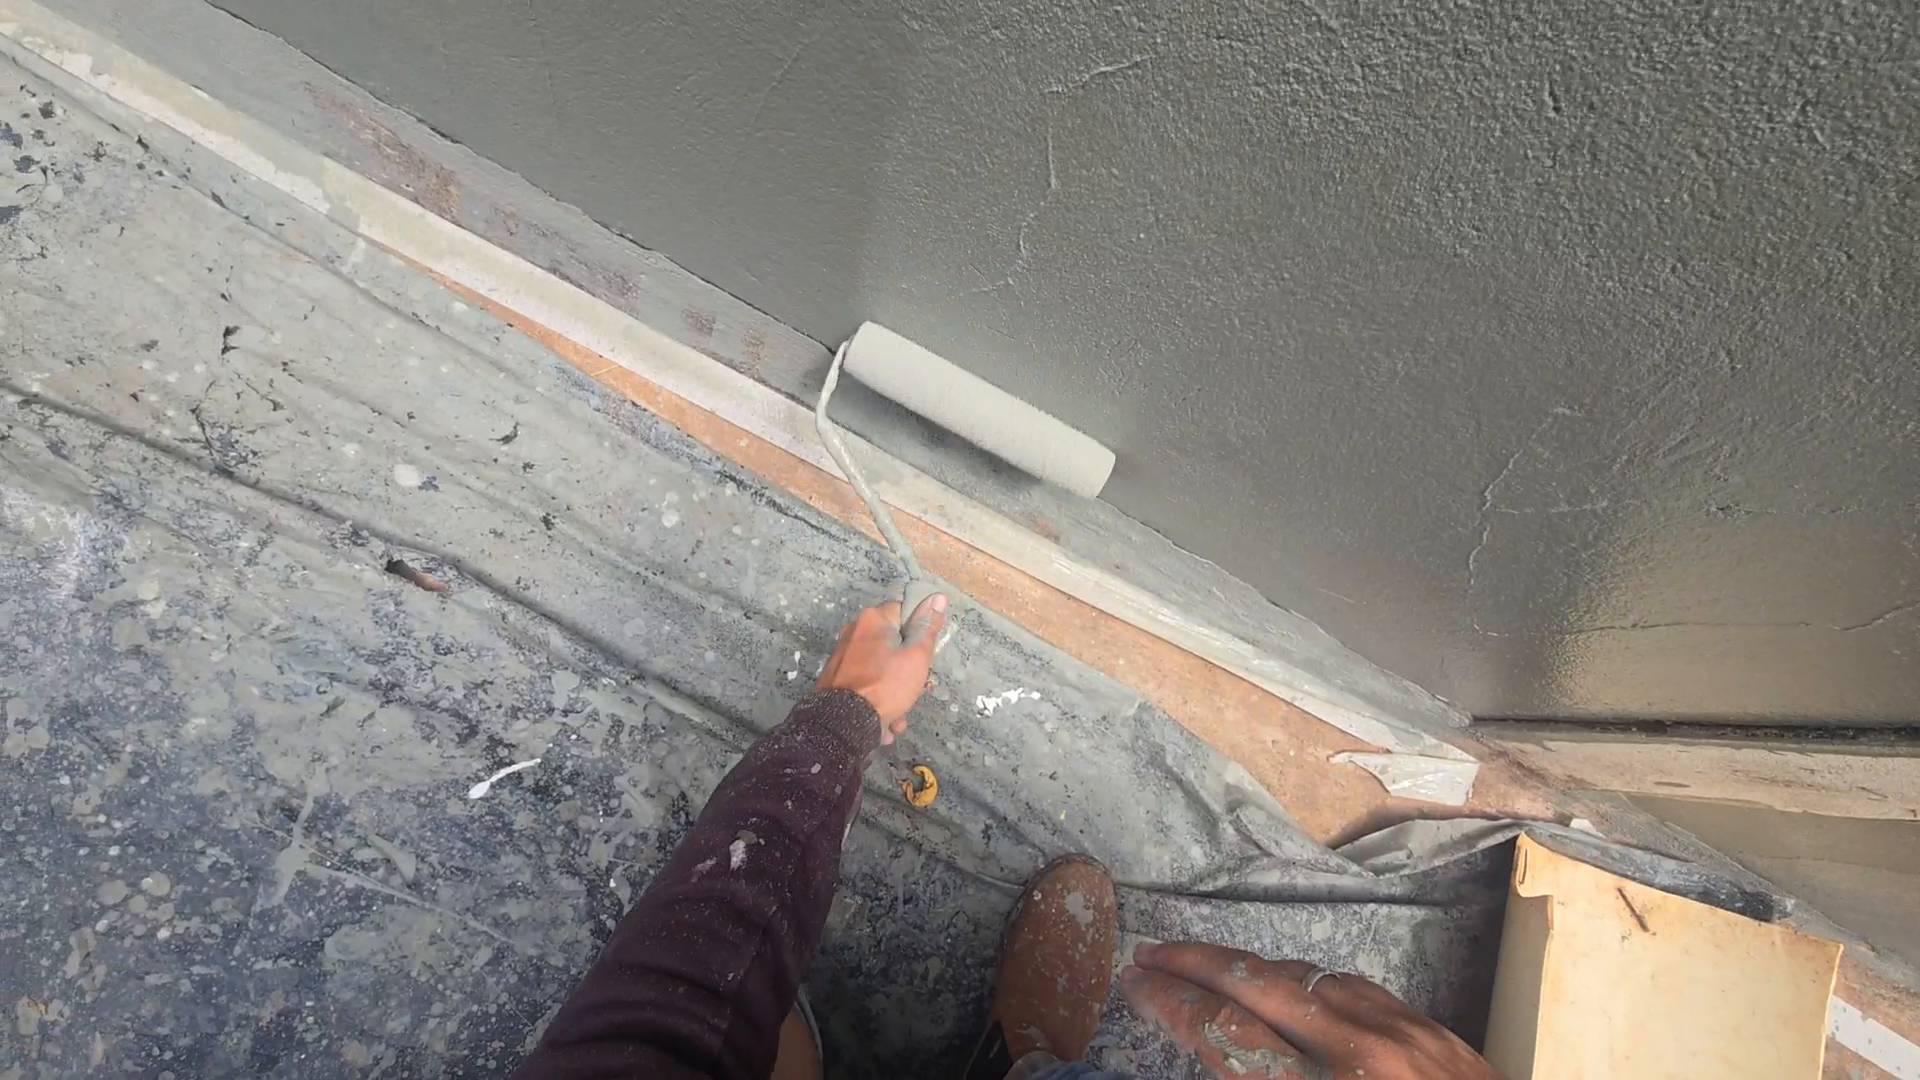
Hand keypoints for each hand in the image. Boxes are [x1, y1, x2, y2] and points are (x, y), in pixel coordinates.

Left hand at [817, 594, 947, 744]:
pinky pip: (866, 682)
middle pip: (893, 644)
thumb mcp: (917, 656)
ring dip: (894, 692)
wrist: (843, 723)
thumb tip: (938, 596)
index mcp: (873, 619)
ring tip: (897, 715)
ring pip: (881, 668)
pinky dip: (877, 698)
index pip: (905, 613)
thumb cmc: (886, 685)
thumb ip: (928, 627)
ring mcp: (842, 655)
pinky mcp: (836, 677)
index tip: (922, 654)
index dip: (918, 633)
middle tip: (912, 690)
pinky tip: (883, 721)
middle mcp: (853, 631)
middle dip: (906, 671)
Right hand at [1120, 943, 1499, 1079]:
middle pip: (1251, 982)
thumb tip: (1216, 1050)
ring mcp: (1399, 1034)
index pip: (1225, 1032)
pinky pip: (1344, 983)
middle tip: (1146, 954)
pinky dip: (1298, 977)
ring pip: (1296, 973)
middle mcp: (1358, 1057)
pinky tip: (1281, 983)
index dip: (1172, 1001)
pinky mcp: (1429, 1027)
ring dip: (1239, 965)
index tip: (1136, 984)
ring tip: (1199, 966)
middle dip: (1189, 961)